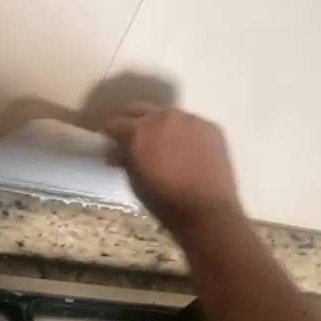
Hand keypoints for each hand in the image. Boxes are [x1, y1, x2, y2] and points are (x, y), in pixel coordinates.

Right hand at [101, 103, 244, 232]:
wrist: (208, 210)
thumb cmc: (165, 200)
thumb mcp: (135, 181)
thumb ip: (124, 159)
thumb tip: (114, 152)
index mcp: (140, 129)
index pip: (116, 123)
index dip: (109, 133)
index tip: (109, 142)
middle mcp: (163, 116)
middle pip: (139, 109)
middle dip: (130, 120)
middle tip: (129, 136)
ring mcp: (190, 119)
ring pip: (166, 114)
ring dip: (159, 124)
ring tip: (160, 142)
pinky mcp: (210, 127)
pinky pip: (190, 124)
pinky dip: (183, 132)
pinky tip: (186, 149)